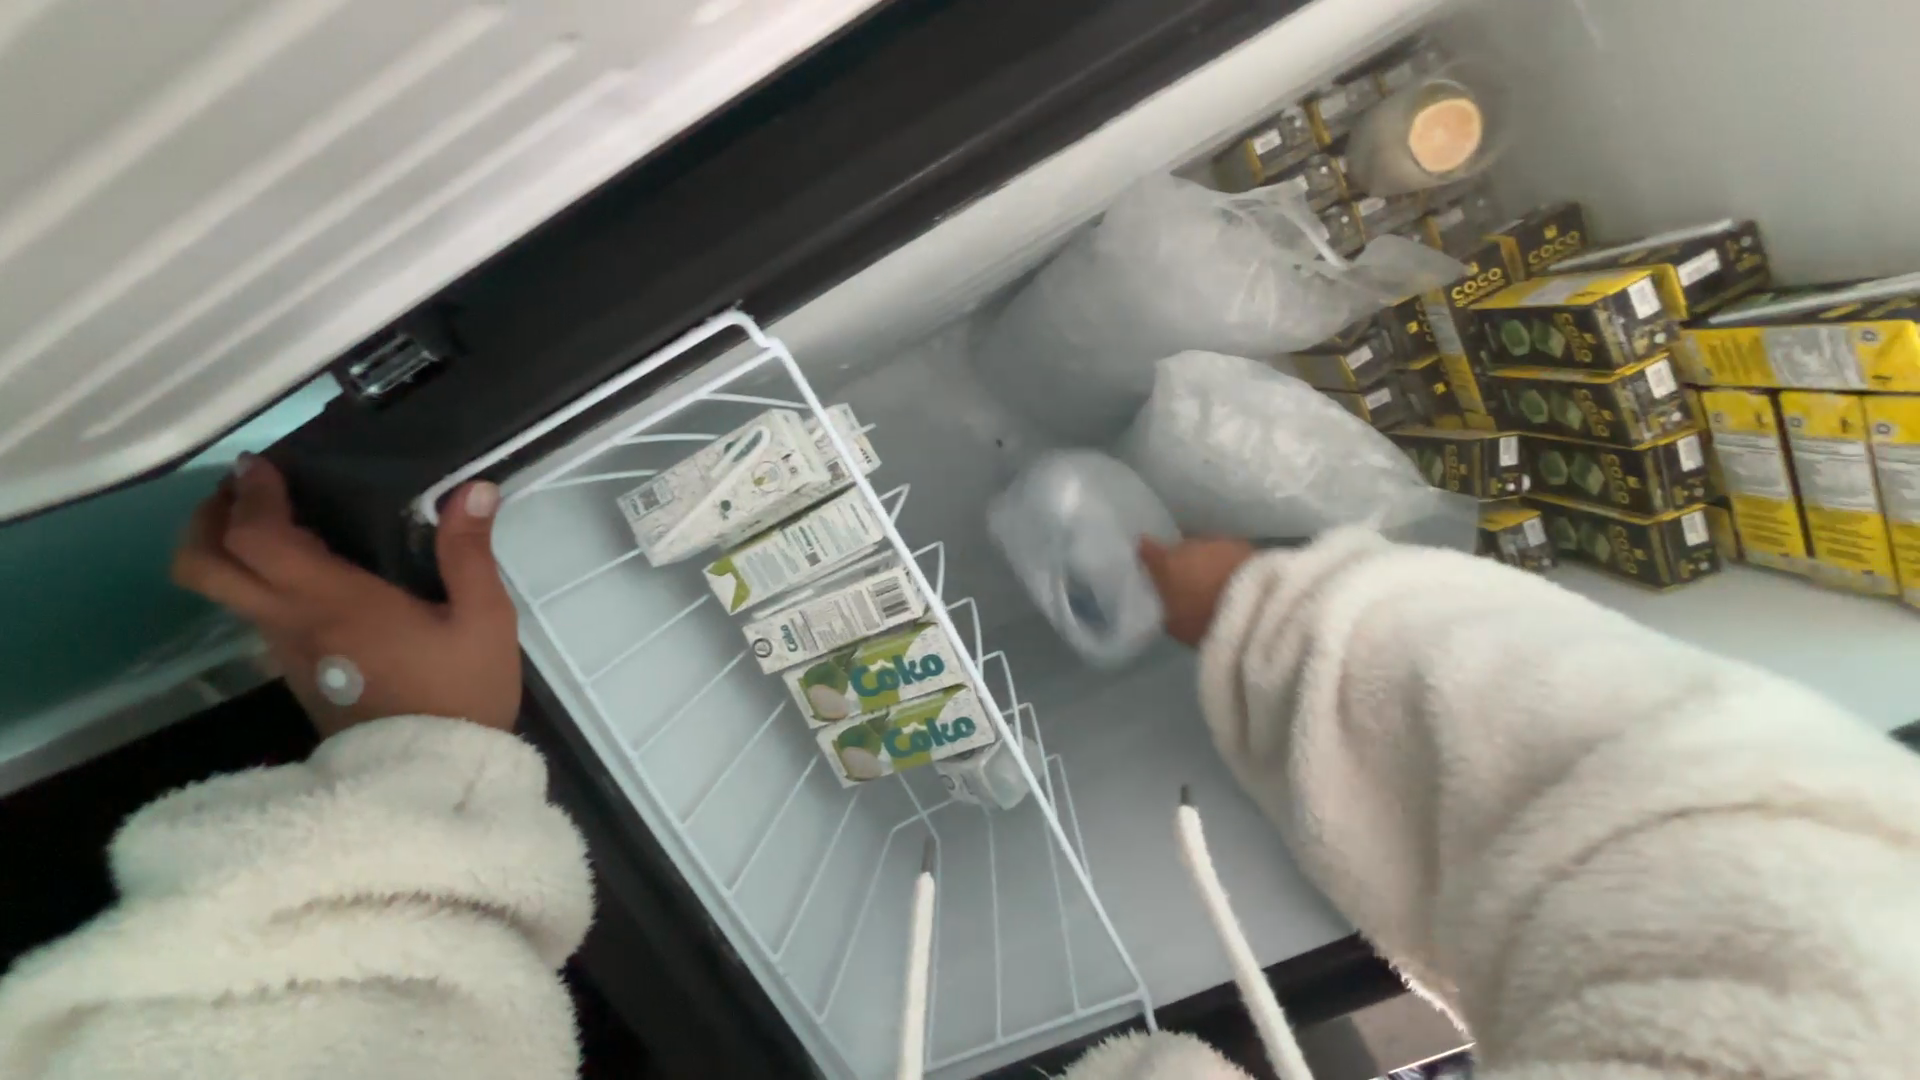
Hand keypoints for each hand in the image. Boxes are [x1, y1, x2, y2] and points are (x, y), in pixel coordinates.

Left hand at [172, 455, 520, 738]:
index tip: (266, 465)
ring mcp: (286, 652)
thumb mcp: (485, 619)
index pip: (258, 538)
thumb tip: (473, 488)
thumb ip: (470, 552)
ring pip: (223, 590)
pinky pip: (254, 612)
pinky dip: (257, 577)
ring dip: (227, 546)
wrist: (433, 773)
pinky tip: (310, 573)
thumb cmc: (462, 690)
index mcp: (336, 604)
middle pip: (203, 565)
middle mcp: (292, 624)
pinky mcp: (296, 672)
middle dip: (209, 518)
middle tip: (248, 489)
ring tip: (274, 521)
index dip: (252, 496)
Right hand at [1139, 536, 1254, 646]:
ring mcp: (1218, 542)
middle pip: (1179, 551)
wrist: (1257, 608)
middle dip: (1183, 563)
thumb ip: (1167, 610)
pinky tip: (1235, 581)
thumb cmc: (1206, 621)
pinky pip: (1228, 553)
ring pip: (1206, 550)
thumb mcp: (1176, 627)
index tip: (1148, 562)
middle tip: (1189, 583)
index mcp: (1166, 564)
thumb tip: (1167, 603)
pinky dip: (1228, 564)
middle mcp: (1188, 546)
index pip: (1147, 550)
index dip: (1147, 555)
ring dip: (1207, 562)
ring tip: (1216, 582)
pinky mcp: (1244, 545)